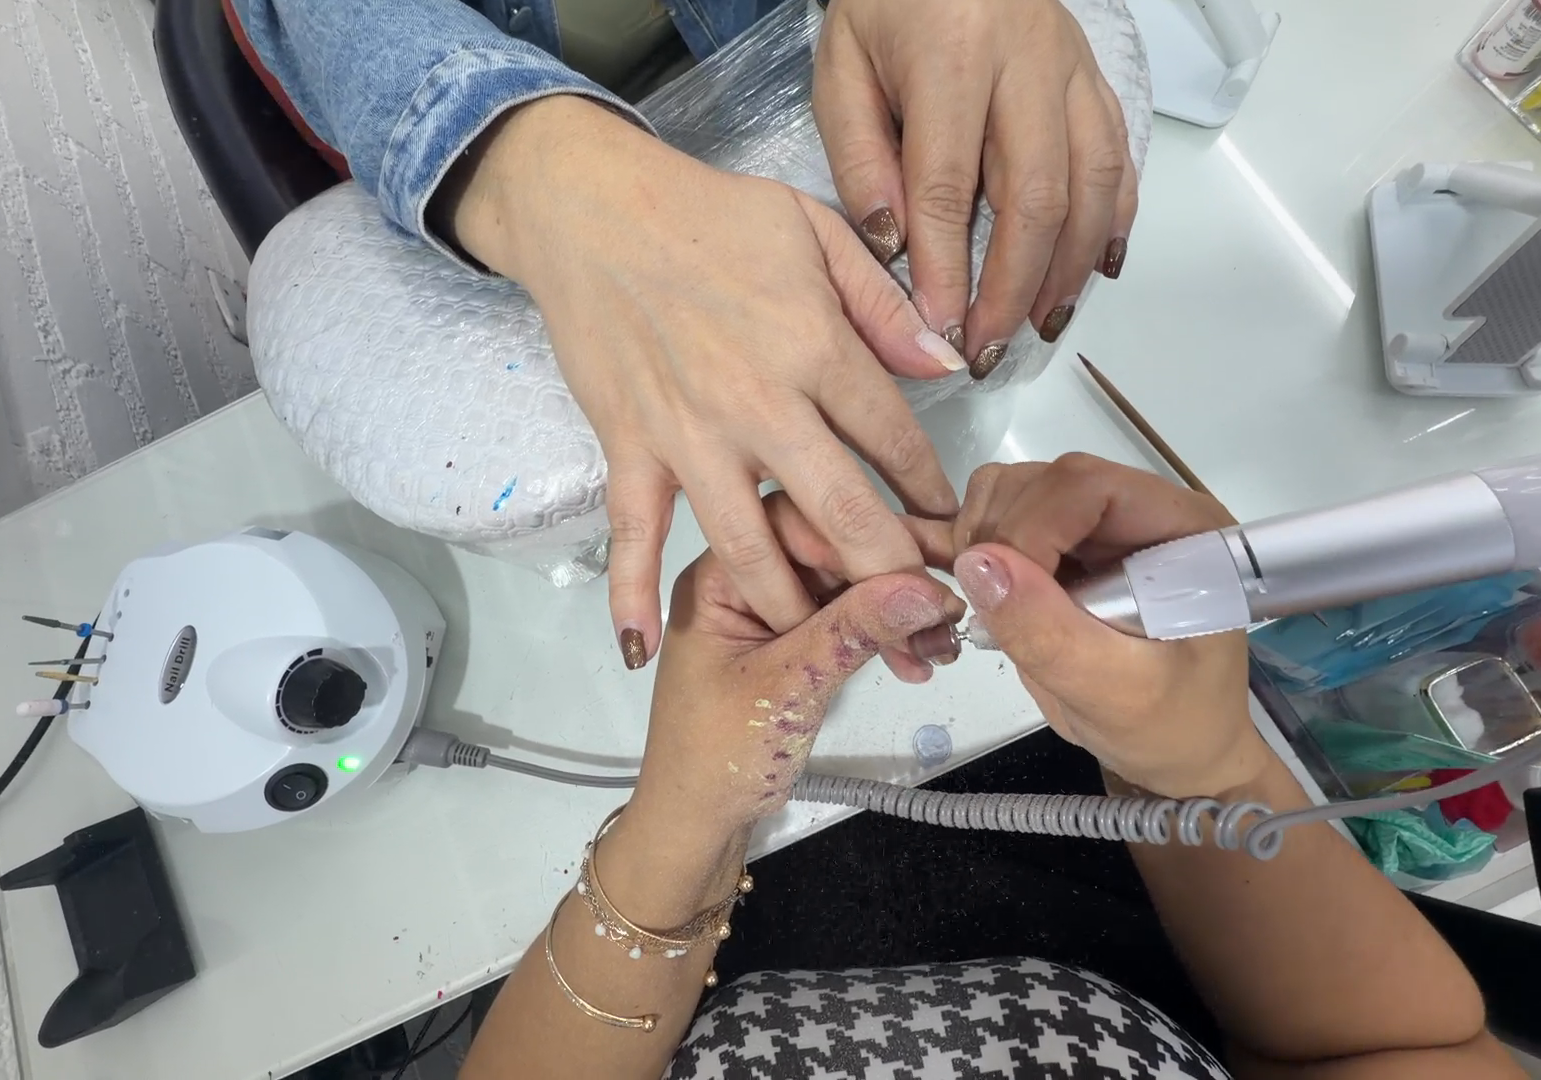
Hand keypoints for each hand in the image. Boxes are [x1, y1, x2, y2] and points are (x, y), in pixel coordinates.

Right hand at [451, 97, 965, 670]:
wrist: (592, 211)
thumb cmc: (709, 216)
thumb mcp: (814, 230)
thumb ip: (883, 304)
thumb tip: (944, 367)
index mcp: (814, 345)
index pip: (895, 440)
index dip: (931, 495)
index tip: (947, 534)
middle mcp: (758, 404)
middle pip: (839, 510)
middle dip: (887, 576)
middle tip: (918, 626)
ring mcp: (687, 436)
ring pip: (748, 544)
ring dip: (792, 605)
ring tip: (823, 646)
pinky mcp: (628, 450)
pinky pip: (632, 532)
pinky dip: (632, 591)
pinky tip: (643, 648)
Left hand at [631, 494, 963, 838]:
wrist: (699, 819)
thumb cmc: (718, 755)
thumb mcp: (789, 687)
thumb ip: (854, 631)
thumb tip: (925, 586)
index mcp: (718, 577)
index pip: (794, 525)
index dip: (860, 539)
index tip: (923, 568)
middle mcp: (743, 581)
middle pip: (826, 552)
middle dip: (889, 579)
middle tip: (951, 603)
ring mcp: (768, 610)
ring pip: (843, 586)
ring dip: (894, 613)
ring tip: (941, 645)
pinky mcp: (790, 638)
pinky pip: (843, 618)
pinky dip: (881, 636)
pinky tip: (916, 657)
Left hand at [815, 0, 1135, 376]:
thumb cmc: (881, 7)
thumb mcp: (842, 73)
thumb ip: (862, 158)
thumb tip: (895, 247)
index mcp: (952, 56)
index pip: (948, 186)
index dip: (945, 269)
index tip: (939, 330)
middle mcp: (1028, 60)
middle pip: (1035, 195)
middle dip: (1012, 286)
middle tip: (989, 347)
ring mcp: (1072, 67)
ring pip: (1091, 180)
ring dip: (1069, 266)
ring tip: (1044, 324)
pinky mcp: (1094, 75)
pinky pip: (1118, 153)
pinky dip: (1114, 218)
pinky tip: (1096, 269)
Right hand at [951, 455, 1270, 796]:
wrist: (1173, 745)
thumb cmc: (1166, 725)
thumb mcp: (1112, 692)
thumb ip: (1047, 631)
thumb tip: (975, 562)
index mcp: (1180, 529)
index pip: (1083, 487)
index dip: (1030, 530)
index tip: (1008, 598)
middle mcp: (1138, 508)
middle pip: (1040, 482)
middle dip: (998, 540)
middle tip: (994, 609)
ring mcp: (1096, 522)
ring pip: (1009, 490)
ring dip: (979, 542)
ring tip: (997, 606)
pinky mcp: (1062, 537)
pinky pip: (996, 513)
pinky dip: (974, 548)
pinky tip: (992, 596)